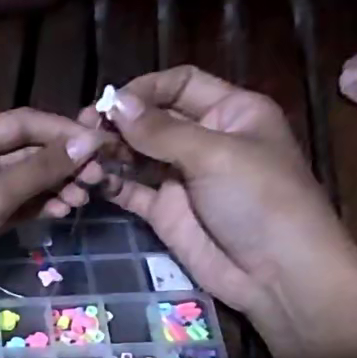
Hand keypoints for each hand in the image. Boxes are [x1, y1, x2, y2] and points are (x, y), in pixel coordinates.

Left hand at [0, 107, 104, 313]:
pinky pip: (19, 204)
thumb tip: (88, 144)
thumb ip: (41, 169)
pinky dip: (40, 206)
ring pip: (26, 180)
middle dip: (62, 164)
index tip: (98, 143)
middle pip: (27, 152)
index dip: (62, 131)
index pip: (22, 123)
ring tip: (82, 200)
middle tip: (97, 178)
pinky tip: (63, 211)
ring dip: (55, 187)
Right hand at [69, 66, 356, 357]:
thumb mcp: (216, 155)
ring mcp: (182, 179)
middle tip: (80, 130)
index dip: (145, 89)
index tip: (109, 102)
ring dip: (110, 152)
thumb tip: (115, 103)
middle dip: (119, 122)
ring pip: (138, 155)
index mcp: (231, 112)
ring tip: (80, 155)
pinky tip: (89, 179)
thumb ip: (162, 131)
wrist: (276, 273)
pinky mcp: (165, 213)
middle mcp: (204, 139)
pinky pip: (132, 191)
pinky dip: (111, 183)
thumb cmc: (260, 199)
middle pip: (153, 120)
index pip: (181, 84)